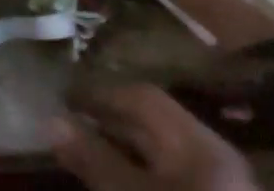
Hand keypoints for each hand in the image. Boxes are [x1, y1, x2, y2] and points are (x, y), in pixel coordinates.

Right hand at [49, 85, 257, 190]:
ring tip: (86, 156)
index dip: (100, 93)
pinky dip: (142, 178)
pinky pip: (174, 183)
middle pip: (156, 128)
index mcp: (197, 145)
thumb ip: (92, 157)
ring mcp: (220, 190)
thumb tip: (52, 121)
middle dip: (110, 123)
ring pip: (164, 159)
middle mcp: (214, 161)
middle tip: (68, 124)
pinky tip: (118, 186)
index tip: (62, 98)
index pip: (143, 98)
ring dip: (124, 152)